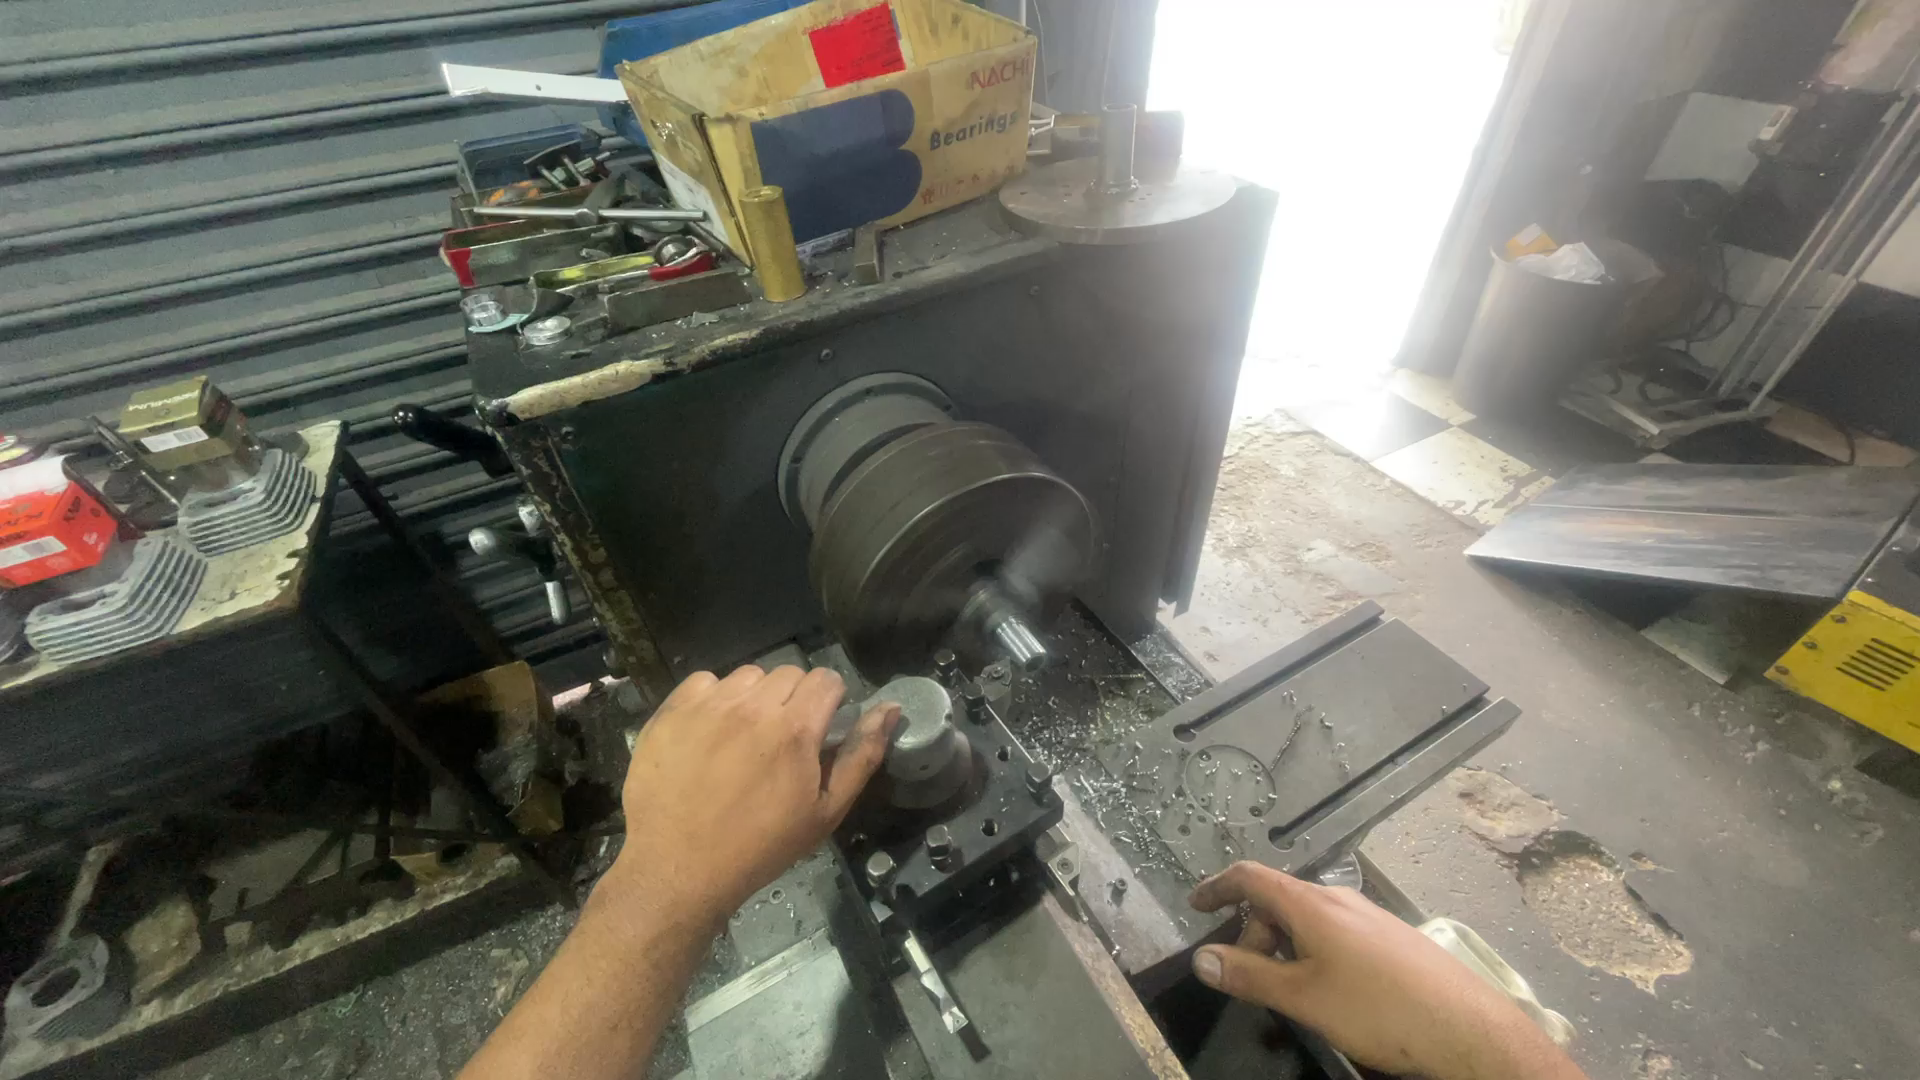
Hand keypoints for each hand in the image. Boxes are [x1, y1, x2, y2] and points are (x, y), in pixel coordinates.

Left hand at [609, 665, 898, 927]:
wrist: (678, 871)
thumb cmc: (760, 846)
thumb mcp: (826, 811)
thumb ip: (863, 755)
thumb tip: (890, 708)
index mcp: (795, 728)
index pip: (826, 679)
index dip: (829, 700)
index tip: (819, 727)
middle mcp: (753, 706)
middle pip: (789, 673)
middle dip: (794, 699)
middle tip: (782, 738)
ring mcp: (709, 706)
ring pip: (748, 675)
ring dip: (754, 697)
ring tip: (744, 734)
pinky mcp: (672, 712)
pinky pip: (704, 681)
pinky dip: (713, 698)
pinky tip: (710, 731)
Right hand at [1188, 862, 1584, 1079]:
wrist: (1476, 1034)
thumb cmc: (1381, 1010)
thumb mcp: (1304, 998)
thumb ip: (1248, 976)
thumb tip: (1200, 959)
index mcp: (1309, 904)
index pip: (1248, 877)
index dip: (1216, 887)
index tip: (1194, 906)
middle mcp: (1337, 898)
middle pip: (1277, 901)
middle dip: (1253, 934)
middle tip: (1249, 979)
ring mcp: (1369, 916)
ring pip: (1308, 920)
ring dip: (1284, 947)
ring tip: (1292, 994)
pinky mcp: (1393, 938)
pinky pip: (1335, 932)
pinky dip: (1313, 952)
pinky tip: (1333, 993)